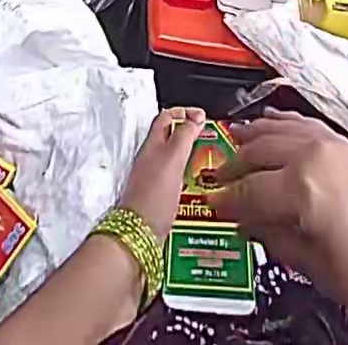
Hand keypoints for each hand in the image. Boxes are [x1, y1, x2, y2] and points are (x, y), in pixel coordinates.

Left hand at [120, 107, 205, 240]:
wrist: (139, 235)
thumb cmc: (154, 196)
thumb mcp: (174, 158)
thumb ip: (185, 135)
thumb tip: (197, 116)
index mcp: (152, 143)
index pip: (167, 116)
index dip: (184, 112)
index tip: (202, 117)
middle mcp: (150, 157)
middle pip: (170, 135)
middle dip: (189, 133)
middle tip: (208, 138)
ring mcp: (153, 177)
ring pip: (173, 156)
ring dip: (190, 154)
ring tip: (208, 161)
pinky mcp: (158, 196)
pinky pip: (175, 177)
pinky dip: (187, 175)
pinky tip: (198, 186)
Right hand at [209, 111, 347, 332]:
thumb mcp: (318, 269)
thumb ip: (276, 238)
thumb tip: (251, 223)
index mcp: (304, 188)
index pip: (248, 190)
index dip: (225, 201)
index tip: (213, 205)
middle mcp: (315, 156)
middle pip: (257, 152)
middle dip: (233, 166)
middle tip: (217, 178)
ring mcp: (331, 144)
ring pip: (276, 129)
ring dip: (252, 135)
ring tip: (233, 142)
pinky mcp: (345, 143)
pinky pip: (302, 123)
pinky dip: (280, 123)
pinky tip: (270, 124)